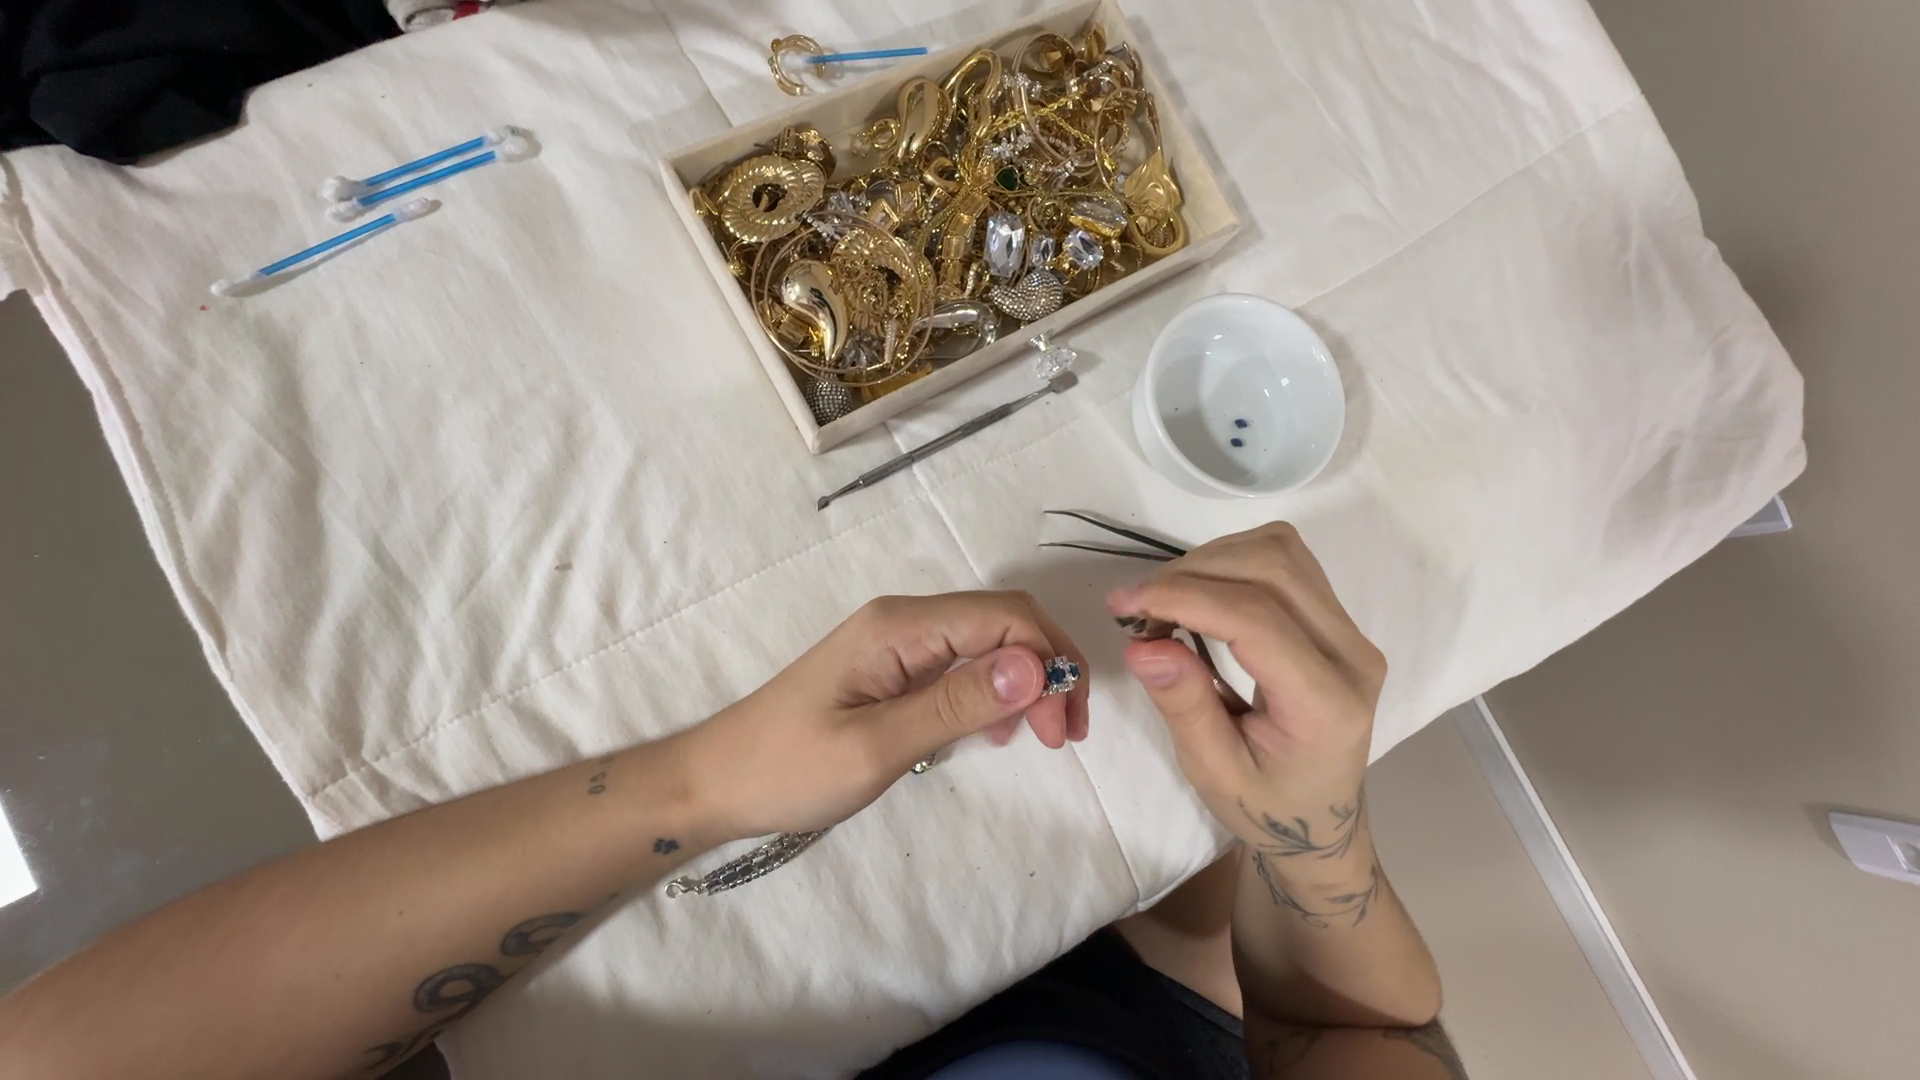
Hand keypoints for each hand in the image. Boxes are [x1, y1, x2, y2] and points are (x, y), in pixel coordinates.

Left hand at [678, 591, 1089, 841]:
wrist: (719, 782)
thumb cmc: (790, 768)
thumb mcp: (878, 746)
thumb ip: (956, 703)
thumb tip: (1035, 665)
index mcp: (900, 627)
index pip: (1004, 617)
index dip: (1049, 661)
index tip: (1061, 729)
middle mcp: (904, 621)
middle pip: (1003, 623)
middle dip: (1045, 669)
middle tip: (1059, 736)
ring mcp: (897, 643)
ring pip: (986, 644)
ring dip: (1024, 681)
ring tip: (1036, 738)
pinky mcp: (893, 669)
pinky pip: (960, 666)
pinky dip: (992, 693)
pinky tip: (993, 731)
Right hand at [1107, 523, 1384, 877]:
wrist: (1319, 818)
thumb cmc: (1265, 805)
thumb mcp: (1213, 771)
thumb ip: (1184, 705)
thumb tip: (1141, 645)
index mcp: (1325, 703)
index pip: (1255, 619)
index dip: (1184, 598)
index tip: (1123, 604)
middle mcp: (1351, 655)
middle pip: (1270, 569)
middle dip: (1190, 574)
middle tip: (1137, 608)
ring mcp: (1350, 630)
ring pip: (1278, 552)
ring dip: (1209, 561)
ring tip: (1165, 601)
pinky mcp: (1336, 618)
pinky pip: (1285, 559)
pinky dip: (1230, 560)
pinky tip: (1200, 593)